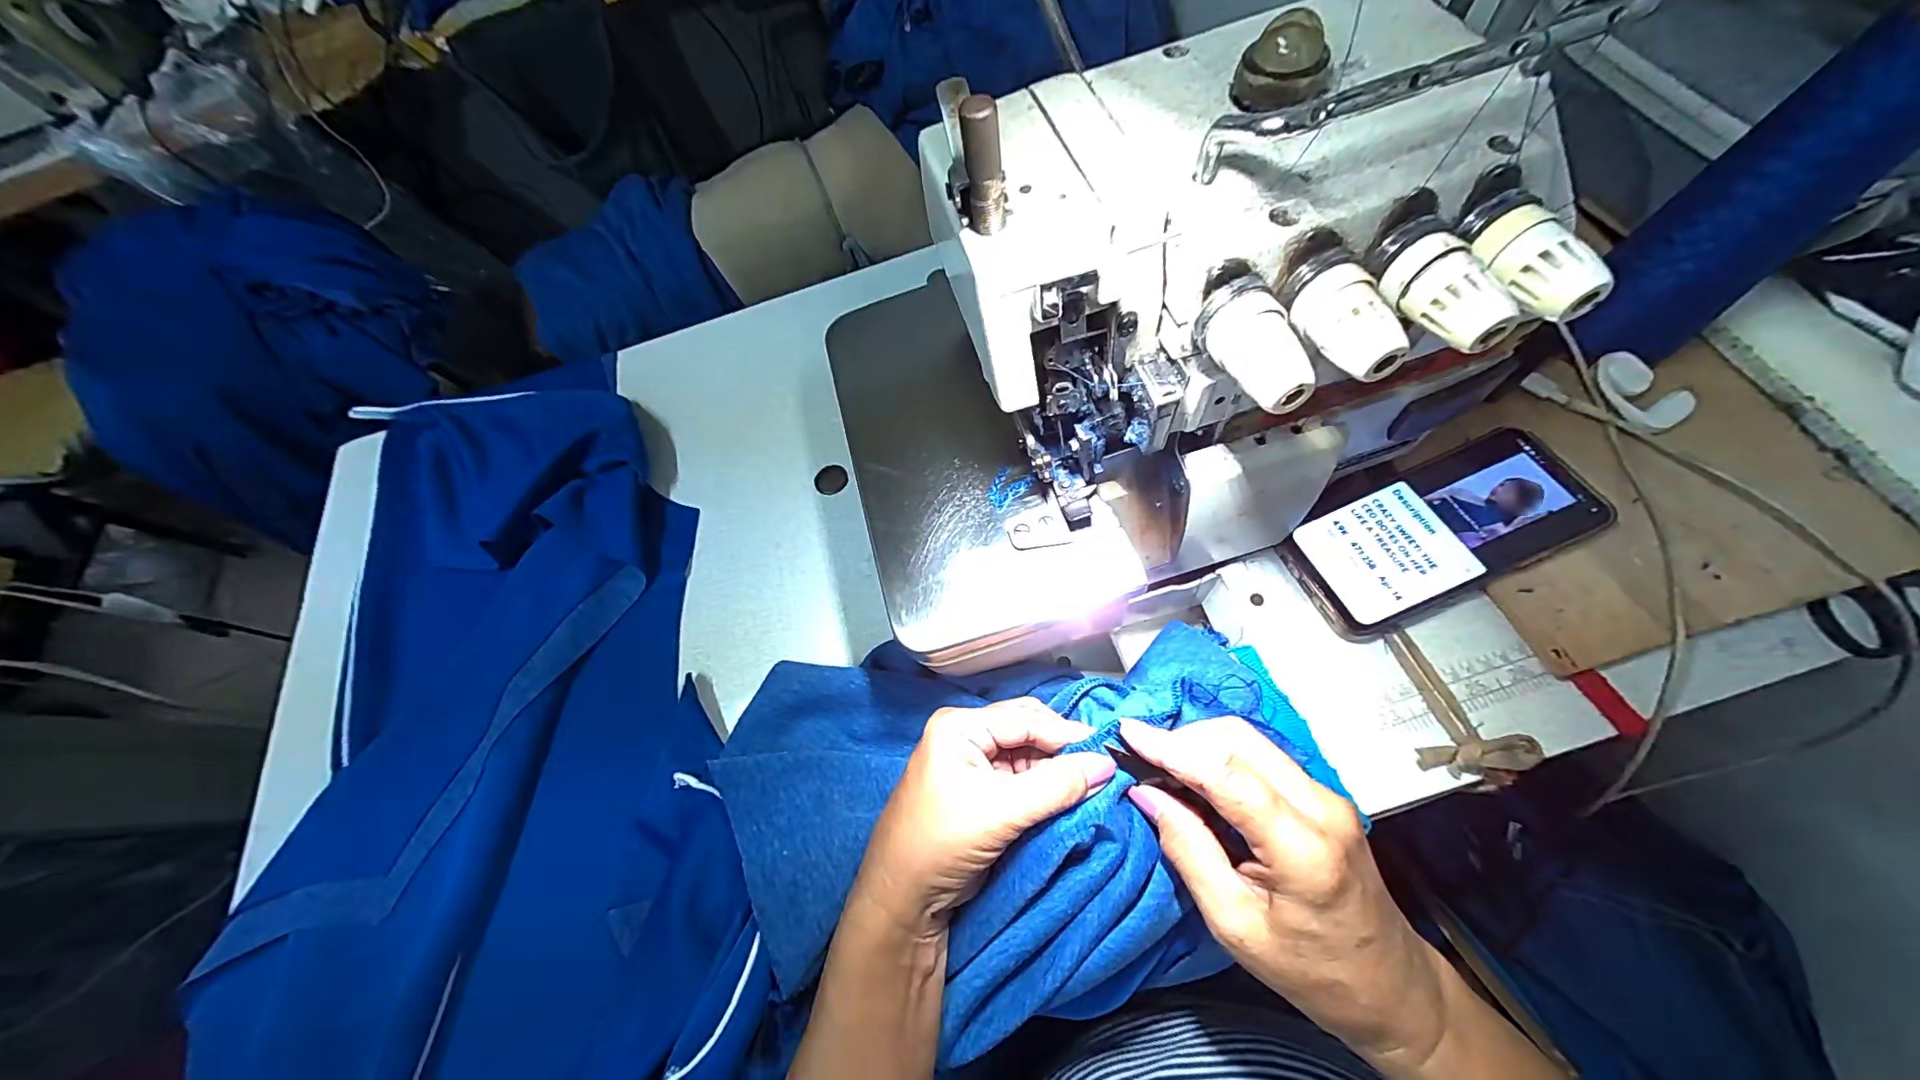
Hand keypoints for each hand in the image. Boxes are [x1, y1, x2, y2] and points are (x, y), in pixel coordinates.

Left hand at [850, 699, 1116, 933]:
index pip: (1025, 719)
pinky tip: (1068, 796)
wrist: (901, 900)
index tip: (1110, 751)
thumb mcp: (1002, 811)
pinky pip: (1021, 776)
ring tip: (1092, 784)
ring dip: (1057, 769)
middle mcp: (965, 735)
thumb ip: (1057, 785)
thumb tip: (1108, 764)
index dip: (1068, 734)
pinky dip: (1045, 786)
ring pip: (1028, 755)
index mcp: (959, 726)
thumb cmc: (941, 845)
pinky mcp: (979, 789)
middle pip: (1027, 731)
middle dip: (1063, 750)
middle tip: (1103, 768)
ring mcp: (971, 762)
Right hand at [1119, 716, 1448, 1062]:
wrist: (1390, 986)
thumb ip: (1189, 850)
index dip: (1172, 747)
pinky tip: (1197, 779)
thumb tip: (1148, 794)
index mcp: (1303, 847)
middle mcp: (1321, 806)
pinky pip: (1260, 756)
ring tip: (1163, 769)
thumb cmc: (1313, 971)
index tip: (1129, 732)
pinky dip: (1219, 756)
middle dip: (1182, 739)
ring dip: (1199, 744)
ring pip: (1248, 739)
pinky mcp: (1321, 795)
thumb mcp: (1234, 924)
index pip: (1226, 773)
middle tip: (1141, 757)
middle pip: (1238, 739)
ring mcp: (1326, 795)